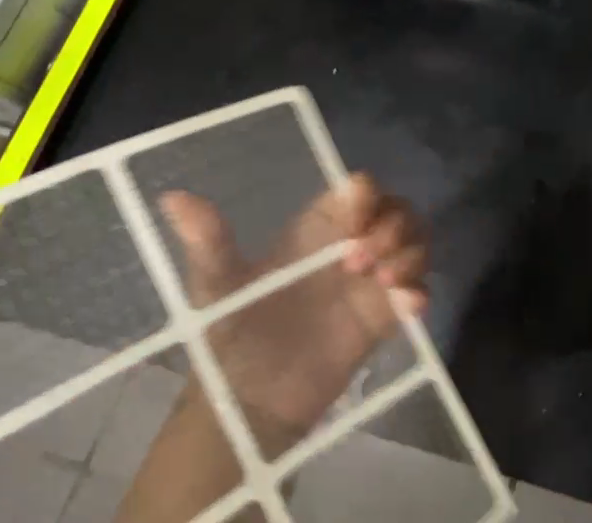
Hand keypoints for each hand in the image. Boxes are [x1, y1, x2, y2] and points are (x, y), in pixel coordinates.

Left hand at [159, 175, 428, 443]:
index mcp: (316, 228)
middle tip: (362, 258)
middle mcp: (350, 246)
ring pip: (414, 242)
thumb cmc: (230, 334)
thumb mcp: (215, 283)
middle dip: (393, 224)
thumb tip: (172, 197)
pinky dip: (419, 290)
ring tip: (383, 280)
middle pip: (396, 209)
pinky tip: (404, 304)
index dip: (366, 194)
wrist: (248, 402)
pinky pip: (418, 291)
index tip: (355, 217)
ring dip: (410, 251)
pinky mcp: (384, 317)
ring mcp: (371, 281)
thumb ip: (206, 240)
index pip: (357, 190)